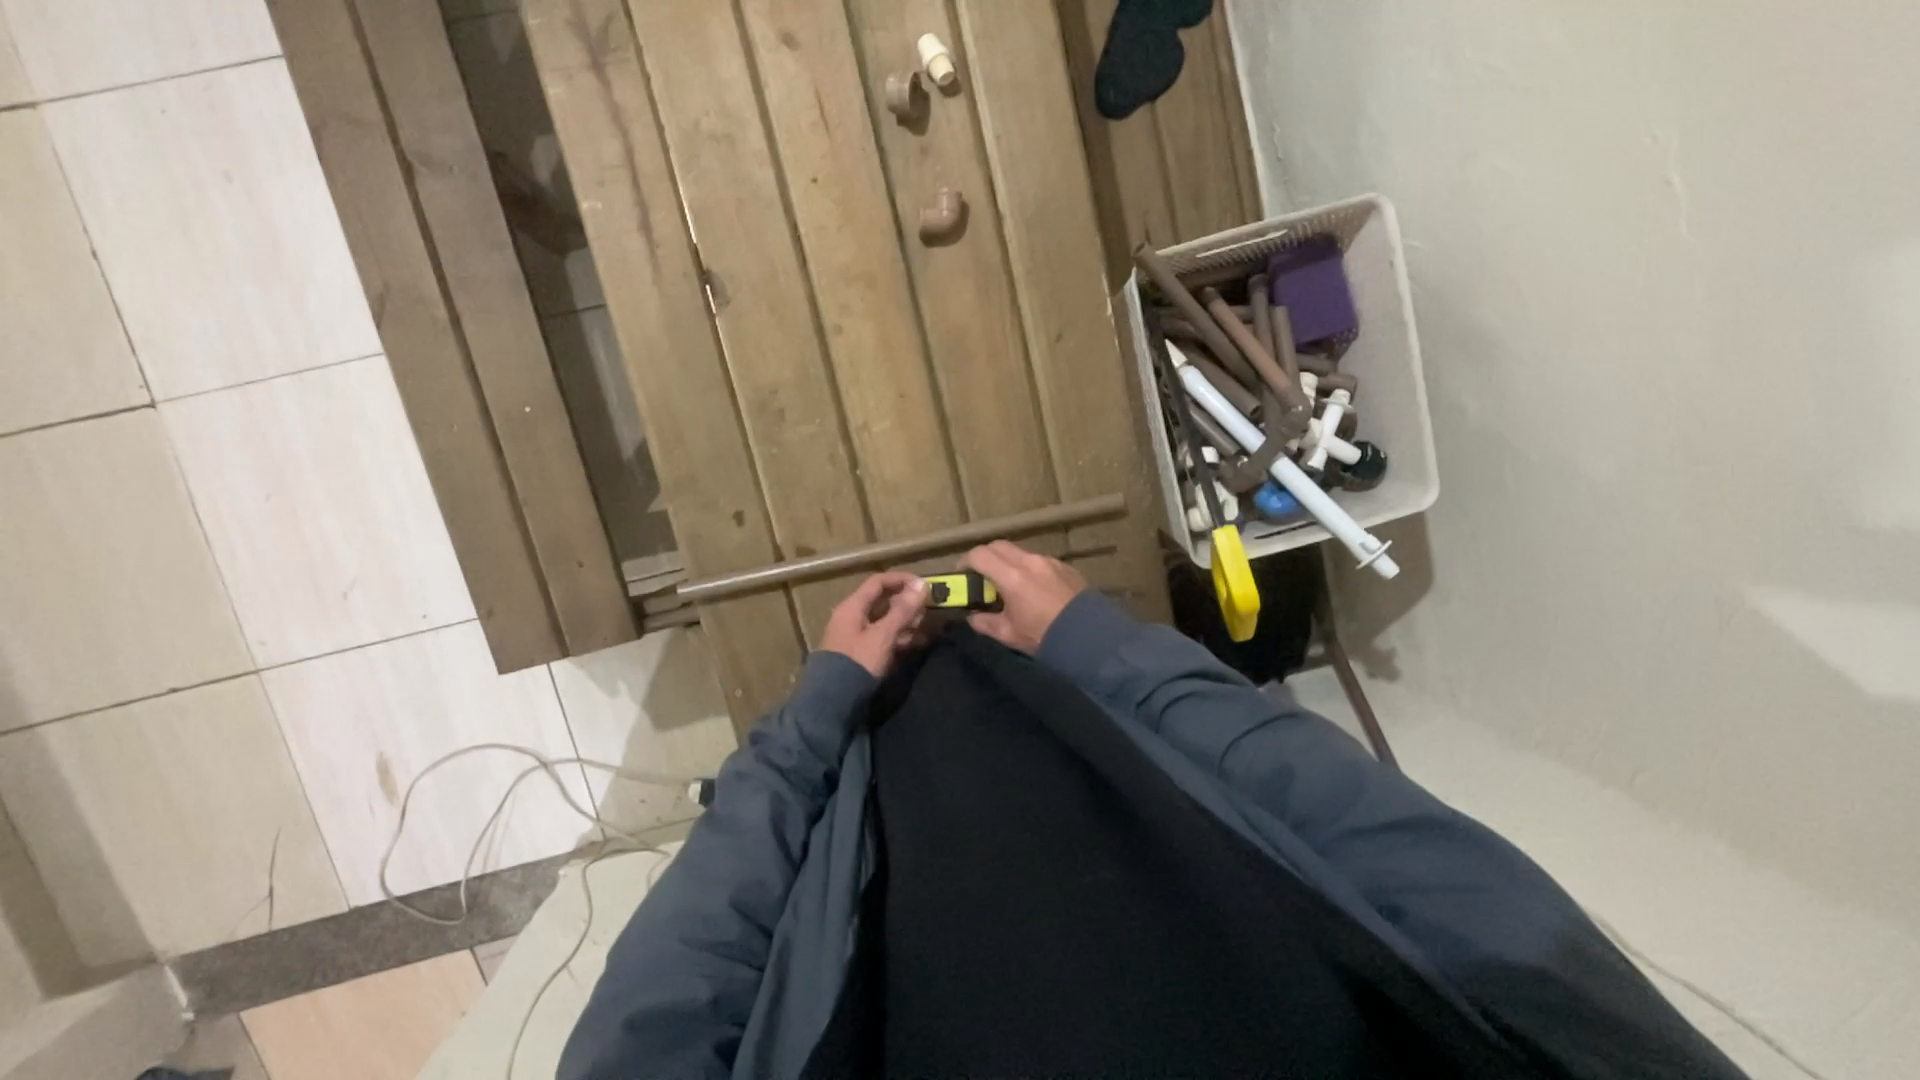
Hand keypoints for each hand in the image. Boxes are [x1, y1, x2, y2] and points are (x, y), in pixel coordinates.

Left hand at [819, 571, 929, 677]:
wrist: (833, 701)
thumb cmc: (858, 661)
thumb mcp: (883, 635)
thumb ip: (903, 610)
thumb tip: (922, 584)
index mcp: (852, 607)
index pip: (878, 582)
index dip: (901, 580)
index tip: (924, 585)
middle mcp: (853, 617)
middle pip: (883, 602)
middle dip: (907, 604)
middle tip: (928, 610)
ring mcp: (856, 637)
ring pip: (885, 621)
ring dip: (906, 622)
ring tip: (926, 628)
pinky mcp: (861, 654)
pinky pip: (884, 639)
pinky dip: (900, 638)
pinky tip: (917, 643)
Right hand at [958, 540, 1087, 653]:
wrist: (1090, 638)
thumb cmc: (1044, 636)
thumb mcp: (1009, 634)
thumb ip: (985, 623)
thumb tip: (972, 617)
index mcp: (1012, 577)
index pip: (979, 555)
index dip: (965, 562)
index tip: (963, 575)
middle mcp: (1030, 562)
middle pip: (998, 546)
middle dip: (985, 557)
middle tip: (982, 577)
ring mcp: (1050, 562)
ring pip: (1020, 553)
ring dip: (1008, 562)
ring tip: (1009, 584)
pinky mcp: (1065, 567)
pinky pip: (1040, 561)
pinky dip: (1029, 569)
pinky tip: (1034, 589)